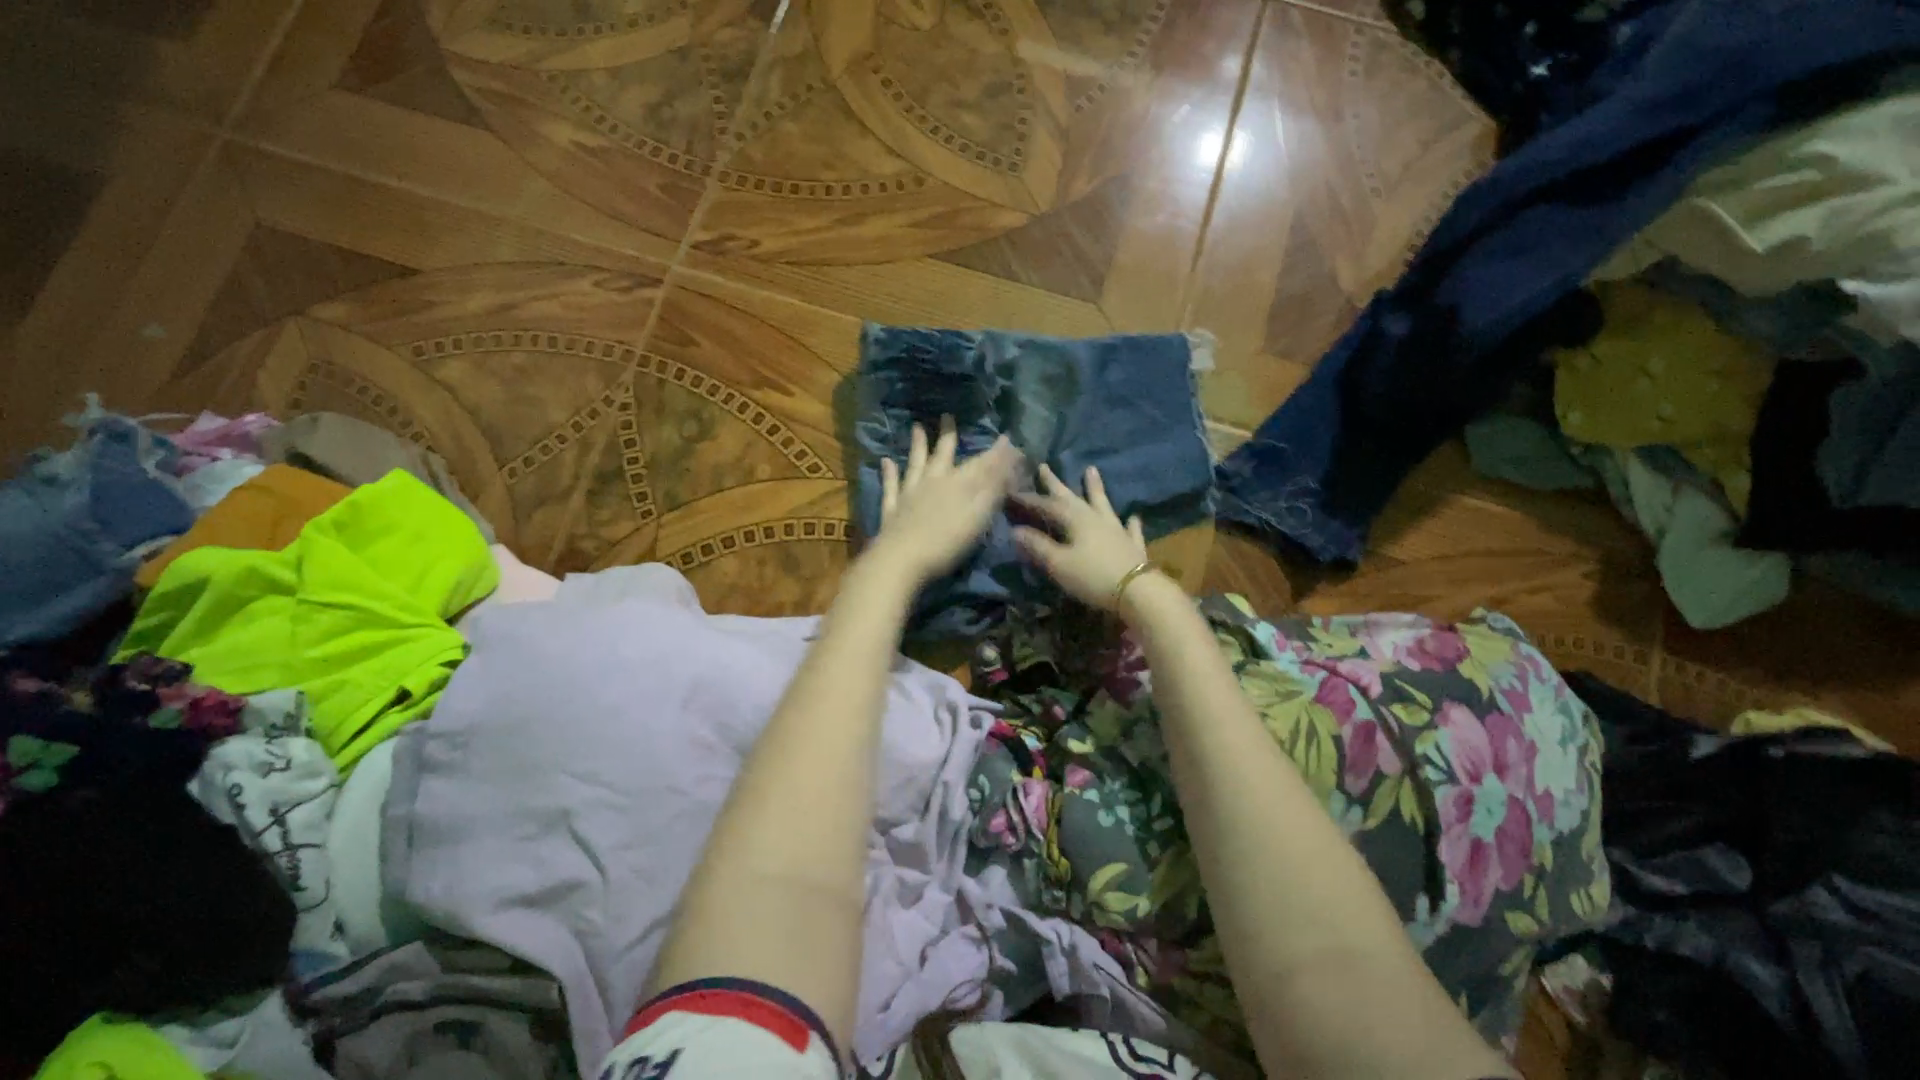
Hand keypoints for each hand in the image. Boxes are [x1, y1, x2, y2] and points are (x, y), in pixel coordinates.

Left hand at [873, 419, 1020, 585]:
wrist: (902, 560)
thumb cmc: (947, 542)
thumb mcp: (979, 514)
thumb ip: (995, 485)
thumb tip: (1010, 457)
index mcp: (957, 484)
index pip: (980, 463)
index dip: (995, 452)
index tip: (1006, 437)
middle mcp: (933, 482)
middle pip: (942, 455)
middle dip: (948, 436)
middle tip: (947, 415)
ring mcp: (909, 495)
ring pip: (915, 465)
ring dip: (917, 446)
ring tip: (916, 427)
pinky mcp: (891, 512)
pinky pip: (890, 487)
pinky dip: (889, 473)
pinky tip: (885, 462)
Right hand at [1010, 464, 1154, 610]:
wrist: (1138, 592)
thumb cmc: (1092, 577)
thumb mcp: (1058, 563)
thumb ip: (1038, 546)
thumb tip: (1016, 530)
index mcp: (1075, 520)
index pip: (1047, 505)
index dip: (1029, 500)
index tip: (1012, 492)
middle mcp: (1096, 518)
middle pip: (1072, 497)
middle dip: (1056, 484)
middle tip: (1045, 466)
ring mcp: (1117, 530)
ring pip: (1103, 504)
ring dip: (1095, 488)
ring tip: (1091, 470)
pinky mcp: (1132, 546)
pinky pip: (1130, 529)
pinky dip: (1129, 523)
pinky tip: (1132, 518)